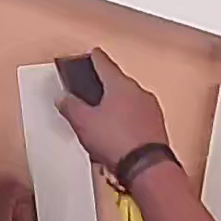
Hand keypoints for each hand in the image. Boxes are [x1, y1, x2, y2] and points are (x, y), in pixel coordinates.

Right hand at [55, 48, 171, 167]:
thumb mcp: (83, 123)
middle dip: (103, 88)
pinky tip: (117, 137)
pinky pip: (137, 118)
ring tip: (101, 123)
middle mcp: (139, 92)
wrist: (146, 167)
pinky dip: (126, 122)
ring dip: (116, 107)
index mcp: (120, 85)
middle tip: (90, 94)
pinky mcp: (156, 127)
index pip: (104, 63)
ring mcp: (151, 109)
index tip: (91, 53)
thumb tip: (63, 98)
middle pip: (117, 83)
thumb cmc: (118, 141)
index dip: (94, 58)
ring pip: (129, 101)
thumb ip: (70, 106)